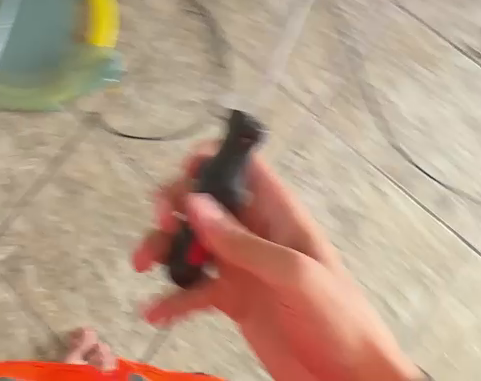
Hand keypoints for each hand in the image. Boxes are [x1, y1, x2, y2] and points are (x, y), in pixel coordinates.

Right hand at [132, 149, 419, 380]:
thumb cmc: (339, 318)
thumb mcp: (294, 275)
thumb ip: (242, 241)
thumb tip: (192, 202)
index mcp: (275, 212)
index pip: (239, 166)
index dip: (209, 161)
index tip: (184, 177)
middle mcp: (253, 231)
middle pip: (203, 200)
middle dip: (174, 204)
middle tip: (163, 224)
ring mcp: (240, 265)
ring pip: (190, 241)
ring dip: (163, 247)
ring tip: (141, 263)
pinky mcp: (232, 300)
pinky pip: (193, 291)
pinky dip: (171, 299)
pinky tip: (154, 312)